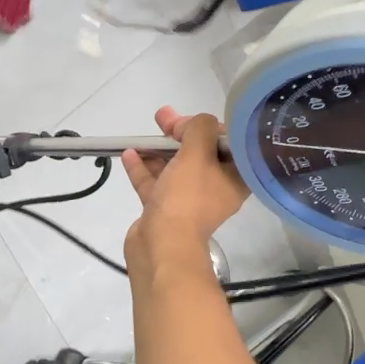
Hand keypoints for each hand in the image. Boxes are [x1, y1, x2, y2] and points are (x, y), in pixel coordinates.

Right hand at [121, 107, 248, 276]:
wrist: (161, 246)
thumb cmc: (187, 199)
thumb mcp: (197, 155)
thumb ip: (197, 129)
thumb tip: (186, 122)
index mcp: (235, 175)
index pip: (226, 141)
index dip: (207, 126)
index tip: (187, 120)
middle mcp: (214, 186)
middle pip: (198, 152)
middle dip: (178, 134)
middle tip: (161, 117)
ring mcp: (187, 199)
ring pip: (173, 167)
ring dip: (158, 150)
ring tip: (143, 133)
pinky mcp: (163, 209)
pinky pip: (155, 183)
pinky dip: (143, 168)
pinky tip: (129, 153)